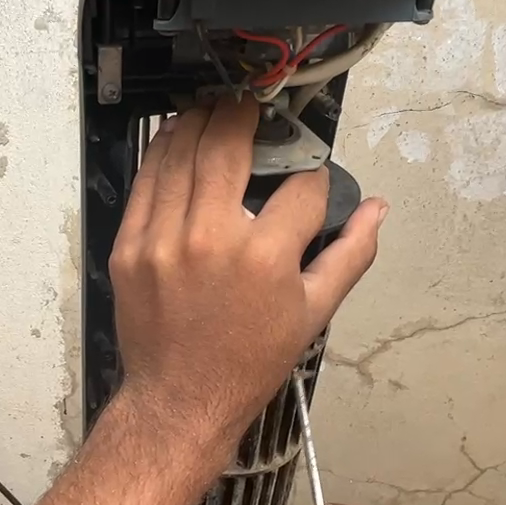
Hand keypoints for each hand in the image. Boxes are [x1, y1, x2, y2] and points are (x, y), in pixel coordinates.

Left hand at [108, 98, 387, 450]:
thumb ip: (350, 255)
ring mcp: (161, 240)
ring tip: (212, 107)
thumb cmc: (250, 362)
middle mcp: (209, 239)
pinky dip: (161, 152)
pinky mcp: (129, 248)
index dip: (312, 180)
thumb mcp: (313, 314)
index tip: (308, 185)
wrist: (181, 399)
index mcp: (264, 257)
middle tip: (251, 105)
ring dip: (199, 121)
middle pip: (228, 147)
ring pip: (180, 154)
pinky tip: (175, 137)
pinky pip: (145, 183)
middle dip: (244, 115)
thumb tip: (376, 208)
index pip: (300, 188)